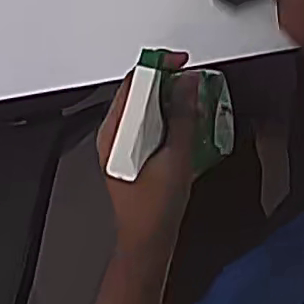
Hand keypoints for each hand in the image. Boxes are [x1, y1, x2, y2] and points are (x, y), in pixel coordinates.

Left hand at [95, 51, 200, 251]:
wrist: (146, 242)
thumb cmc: (157, 206)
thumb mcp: (177, 155)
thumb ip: (183, 115)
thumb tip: (187, 81)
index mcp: (116, 133)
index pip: (133, 83)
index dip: (158, 65)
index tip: (181, 62)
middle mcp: (112, 134)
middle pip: (136, 90)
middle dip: (165, 78)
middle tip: (191, 78)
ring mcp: (118, 143)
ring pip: (141, 103)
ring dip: (166, 93)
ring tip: (191, 95)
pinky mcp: (128, 150)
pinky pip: (144, 117)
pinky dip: (164, 109)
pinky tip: (183, 118)